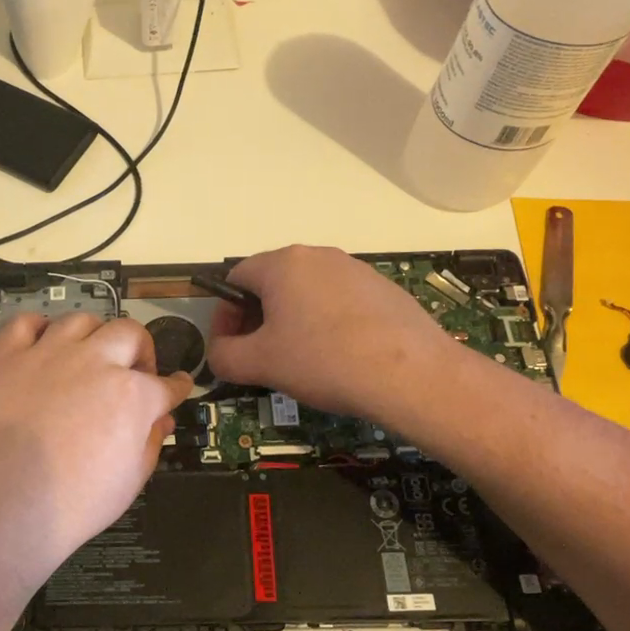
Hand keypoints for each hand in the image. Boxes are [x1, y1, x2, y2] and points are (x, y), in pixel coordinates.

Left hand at [0, 313, 192, 585]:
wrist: (4, 504)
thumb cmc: (74, 503)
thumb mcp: (129, 482)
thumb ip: (149, 443)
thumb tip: (160, 420)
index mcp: (132, 394)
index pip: (166, 384)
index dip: (175, 387)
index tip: (176, 387)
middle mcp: (95, 361)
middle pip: (129, 333)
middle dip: (140, 349)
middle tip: (133, 372)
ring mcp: (48, 354)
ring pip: (80, 320)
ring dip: (93, 335)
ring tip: (88, 355)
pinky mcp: (7, 358)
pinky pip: (25, 323)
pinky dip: (37, 328)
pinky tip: (41, 344)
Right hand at [207, 245, 458, 423]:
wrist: (410, 374)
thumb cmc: (323, 361)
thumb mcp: (259, 364)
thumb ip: (224, 356)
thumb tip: (219, 353)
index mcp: (283, 264)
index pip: (236, 279)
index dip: (225, 316)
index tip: (231, 349)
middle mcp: (319, 256)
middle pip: (272, 284)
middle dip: (259, 320)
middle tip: (263, 358)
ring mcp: (355, 270)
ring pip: (308, 294)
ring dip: (293, 323)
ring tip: (303, 362)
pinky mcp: (383, 290)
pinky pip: (340, 304)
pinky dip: (328, 326)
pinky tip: (340, 358)